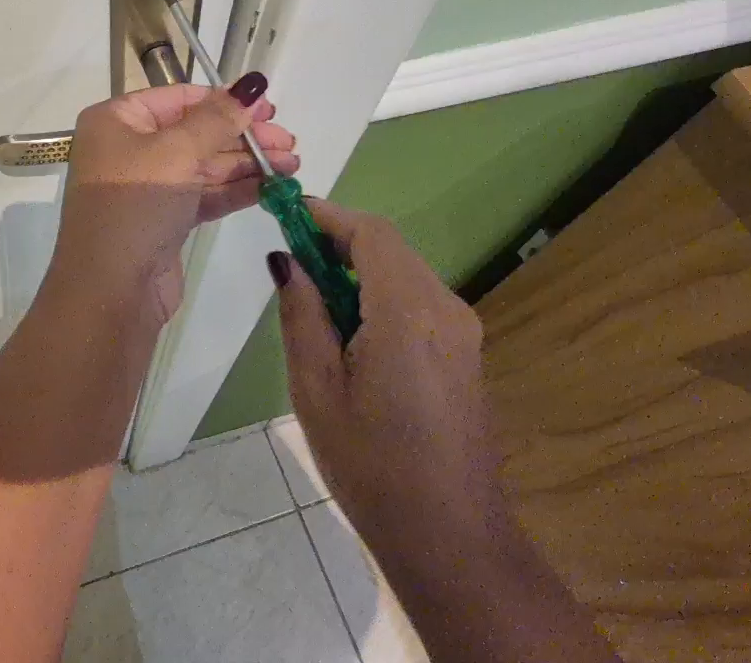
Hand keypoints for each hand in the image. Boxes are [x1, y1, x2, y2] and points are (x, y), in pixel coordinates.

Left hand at [48, 75, 297, 321]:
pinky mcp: (163, 218)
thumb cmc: (135, 203)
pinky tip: (272, 187)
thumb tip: (252, 85)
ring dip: (247, 164)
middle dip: (242, 136)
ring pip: (204, 165)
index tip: (267, 106)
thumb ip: (218, 118)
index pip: (177, 98)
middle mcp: (128, 148)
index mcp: (116, 121)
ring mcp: (145, 186)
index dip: (223, 100)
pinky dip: (236, 190)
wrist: (112, 288)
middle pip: (194, 132)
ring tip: (292, 164)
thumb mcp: (177, 152)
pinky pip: (204, 194)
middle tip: (288, 142)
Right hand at [273, 199, 499, 547]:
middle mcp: (445, 309)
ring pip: (404, 273)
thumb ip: (302, 314)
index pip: (371, 233)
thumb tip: (287, 261)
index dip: (328, 215)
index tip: (286, 212)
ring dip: (357, 271)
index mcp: (408, 313)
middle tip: (289, 263)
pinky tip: (350, 334)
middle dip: (338, 242)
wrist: (451, 537)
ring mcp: (462, 332)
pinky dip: (379, 296)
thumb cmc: (370, 465)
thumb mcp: (315, 389)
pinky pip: (417, 302)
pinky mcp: (465, 353)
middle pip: (389, 249)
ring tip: (312, 303)